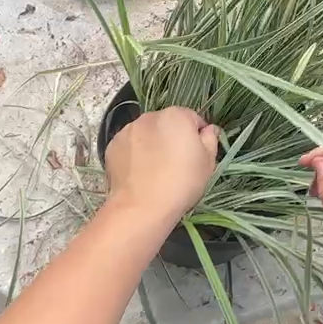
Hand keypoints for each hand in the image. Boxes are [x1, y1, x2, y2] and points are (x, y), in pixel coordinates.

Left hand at [104, 106, 219, 224]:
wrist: (142, 207)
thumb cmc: (181, 183)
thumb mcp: (207, 163)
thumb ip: (210, 140)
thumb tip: (208, 129)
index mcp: (176, 116)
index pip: (192, 119)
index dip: (196, 136)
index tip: (196, 155)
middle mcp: (150, 117)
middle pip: (166, 124)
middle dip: (171, 138)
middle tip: (175, 164)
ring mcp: (128, 130)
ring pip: (146, 134)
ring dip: (152, 144)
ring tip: (154, 170)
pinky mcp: (112, 146)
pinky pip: (129, 146)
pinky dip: (134, 154)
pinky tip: (139, 173)